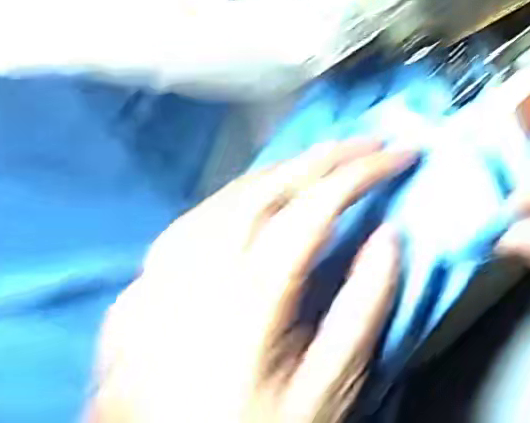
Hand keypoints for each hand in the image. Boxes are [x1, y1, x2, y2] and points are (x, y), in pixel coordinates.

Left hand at [87, 140, 415, 422]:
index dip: (362, 172)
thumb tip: (388, 233)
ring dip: (267, 176)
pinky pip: (168, 246)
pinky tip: (241, 213)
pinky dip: (216, 211)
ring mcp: (146, 310)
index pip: (309, 211)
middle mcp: (187, 295)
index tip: (406, 154)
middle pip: (254, 199)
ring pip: (204, 213)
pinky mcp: (123, 328)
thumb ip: (364, 306)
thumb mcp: (332, 386)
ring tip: (313, 162)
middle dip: (320, 159)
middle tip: (370, 142)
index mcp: (243, 309)